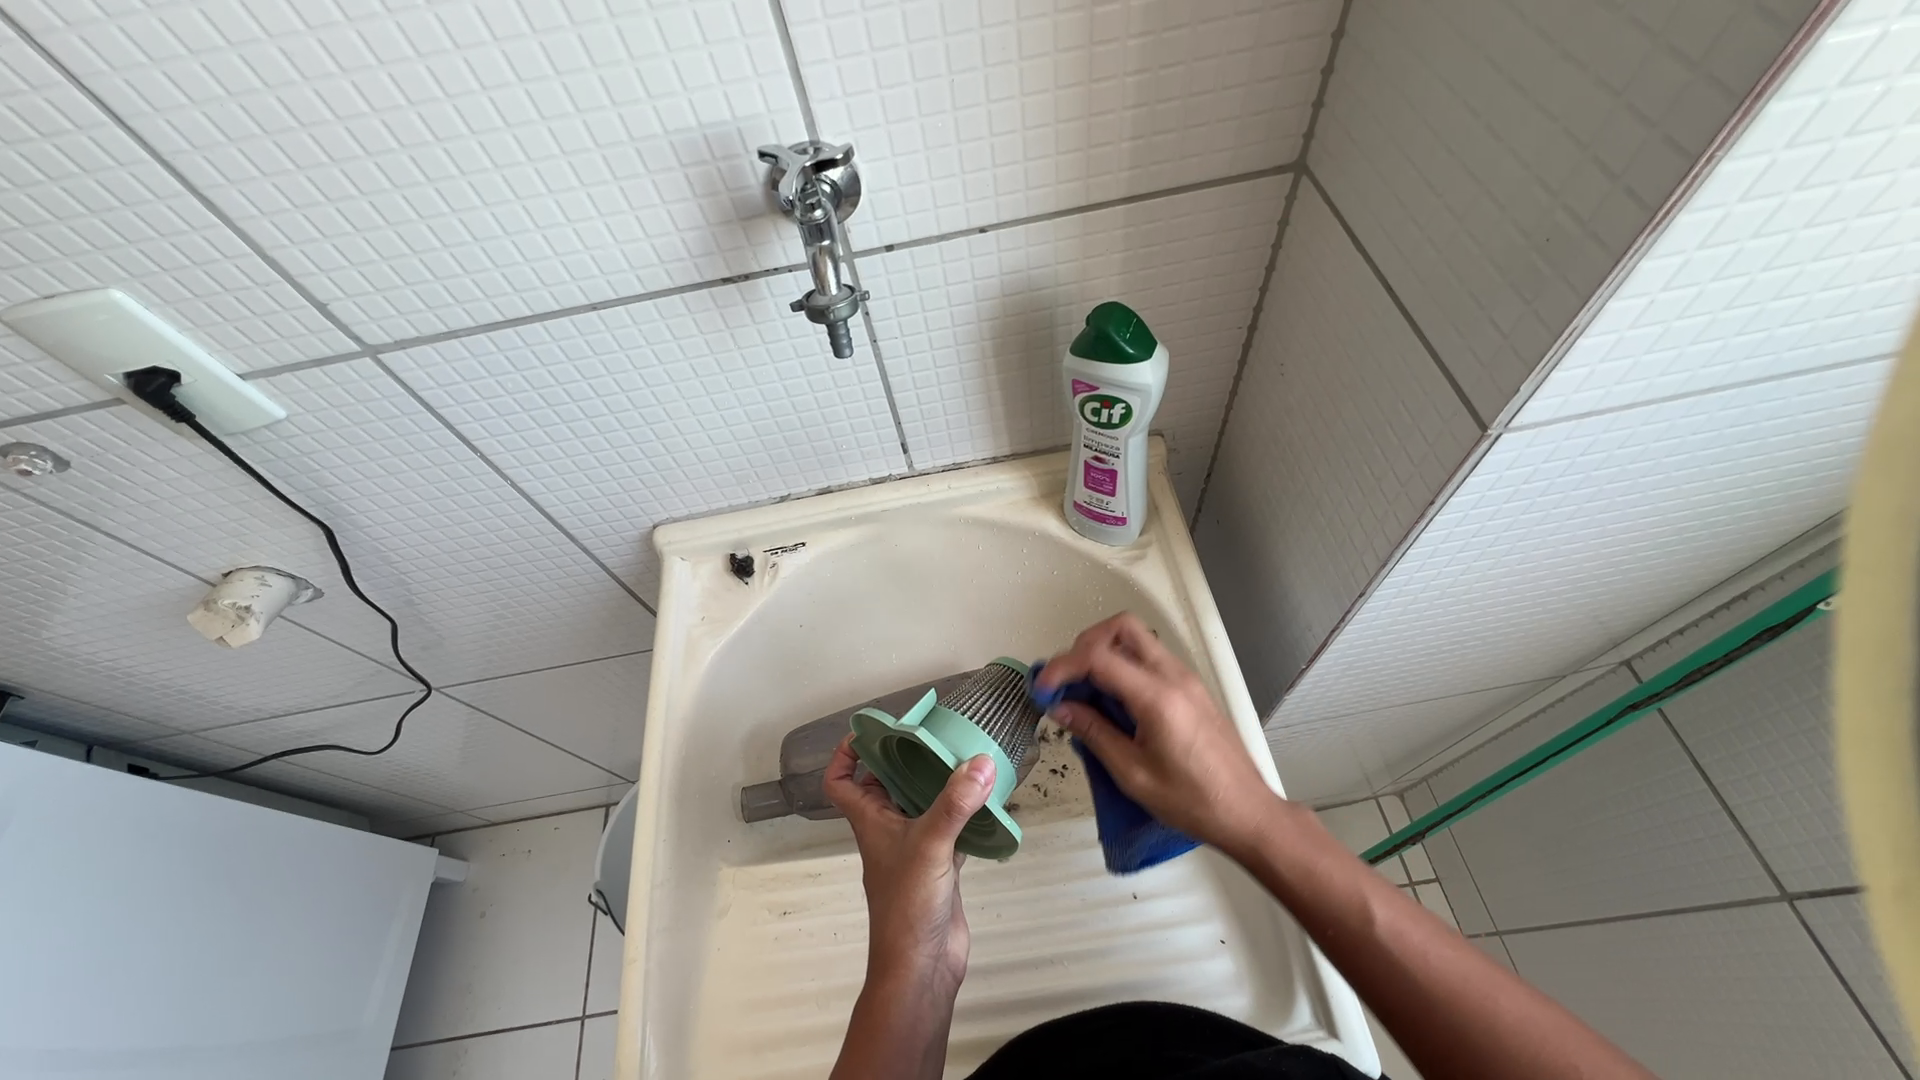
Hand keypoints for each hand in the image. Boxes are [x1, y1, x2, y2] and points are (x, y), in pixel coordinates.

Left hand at [824, 736, 994, 991]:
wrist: (922, 967)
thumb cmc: (907, 907)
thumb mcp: (930, 845)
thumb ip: (955, 804)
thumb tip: (979, 763)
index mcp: (870, 821)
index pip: (841, 782)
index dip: (846, 755)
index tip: (870, 731)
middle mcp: (889, 830)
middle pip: (887, 786)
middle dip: (904, 759)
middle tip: (932, 734)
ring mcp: (915, 849)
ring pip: (921, 805)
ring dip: (938, 784)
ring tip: (965, 758)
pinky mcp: (941, 867)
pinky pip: (951, 829)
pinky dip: (966, 814)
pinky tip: (987, 803)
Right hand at [1037, 612, 1276, 854]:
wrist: (1247, 813)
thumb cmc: (1196, 802)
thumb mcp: (1133, 774)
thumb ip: (1094, 733)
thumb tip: (1063, 709)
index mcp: (1158, 697)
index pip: (1099, 657)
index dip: (1063, 667)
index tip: (1044, 689)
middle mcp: (1174, 677)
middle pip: (1121, 628)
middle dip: (1084, 644)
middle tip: (1065, 678)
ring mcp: (1186, 680)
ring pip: (1137, 639)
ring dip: (1104, 653)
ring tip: (1083, 691)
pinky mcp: (1191, 689)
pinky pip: (1150, 660)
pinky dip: (1123, 667)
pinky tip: (1111, 701)